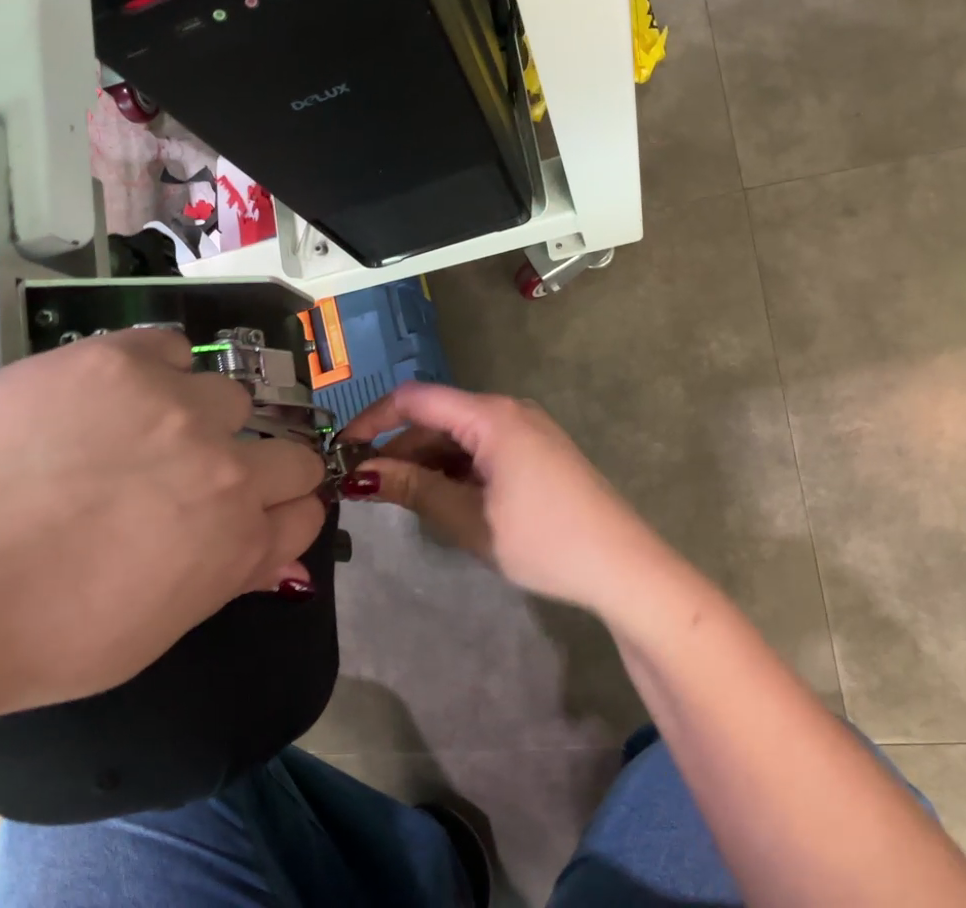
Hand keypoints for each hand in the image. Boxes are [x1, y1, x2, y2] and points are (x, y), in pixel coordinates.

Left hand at [0, 329, 326, 718]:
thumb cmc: (27, 639)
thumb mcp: (145, 637)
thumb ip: (223, 582)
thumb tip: (275, 555)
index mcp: (236, 544)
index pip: (305, 512)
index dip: (281, 516)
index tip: (254, 517)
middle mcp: (226, 468)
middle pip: (290, 452)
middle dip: (261, 468)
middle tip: (199, 477)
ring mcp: (173, 406)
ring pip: (230, 395)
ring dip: (202, 417)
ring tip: (136, 433)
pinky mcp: (115, 358)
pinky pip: (171, 347)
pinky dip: (156, 369)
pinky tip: (110, 395)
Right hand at [337, 383, 671, 613]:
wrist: (623, 567)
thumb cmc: (543, 541)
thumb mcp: (469, 519)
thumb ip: (413, 489)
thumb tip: (360, 474)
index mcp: (491, 416)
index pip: (415, 399)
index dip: (372, 419)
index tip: (341, 452)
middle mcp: (509, 411)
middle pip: (437, 418)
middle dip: (398, 449)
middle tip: (365, 490)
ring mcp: (527, 431)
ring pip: (459, 437)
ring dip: (426, 463)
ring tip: (399, 502)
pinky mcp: (538, 453)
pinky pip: (483, 450)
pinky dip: (455, 470)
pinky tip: (443, 502)